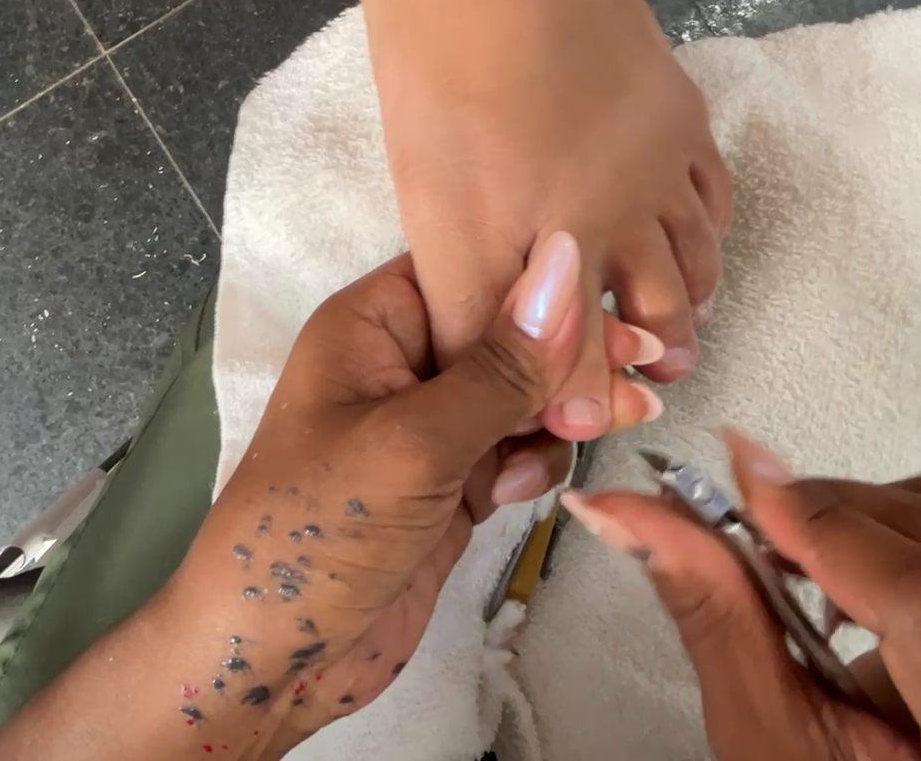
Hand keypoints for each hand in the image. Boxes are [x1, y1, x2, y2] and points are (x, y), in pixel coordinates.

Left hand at [160, 234, 650, 756]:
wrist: (277, 662)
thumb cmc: (318, 530)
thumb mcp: (414, 441)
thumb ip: (500, 365)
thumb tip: (563, 259)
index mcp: (373, 324)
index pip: (467, 269)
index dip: (541, 282)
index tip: (615, 300)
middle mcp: (402, 362)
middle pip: (504, 333)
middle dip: (566, 354)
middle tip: (644, 368)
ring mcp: (430, 424)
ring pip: (519, 392)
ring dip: (560, 409)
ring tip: (612, 423)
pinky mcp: (452, 479)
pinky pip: (515, 446)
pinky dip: (534, 458)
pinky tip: (522, 487)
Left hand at [372, 0, 732, 443]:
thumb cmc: (440, 88)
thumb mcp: (438, 215)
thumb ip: (484, 311)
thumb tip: (527, 395)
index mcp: (571, 244)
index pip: (595, 347)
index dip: (596, 394)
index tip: (594, 422)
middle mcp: (637, 207)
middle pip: (667, 303)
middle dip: (658, 350)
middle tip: (654, 375)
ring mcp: (665, 149)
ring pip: (699, 250)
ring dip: (690, 297)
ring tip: (678, 325)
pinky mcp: (675, 100)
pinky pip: (715, 188)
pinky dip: (711, 229)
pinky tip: (698, 234)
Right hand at [567, 430, 920, 760]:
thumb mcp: (774, 751)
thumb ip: (713, 619)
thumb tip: (618, 503)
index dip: (824, 527)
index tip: (735, 484)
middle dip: (833, 515)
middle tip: (760, 546)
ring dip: (870, 523)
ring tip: (821, 588)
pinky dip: (917, 540)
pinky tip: (881, 606)